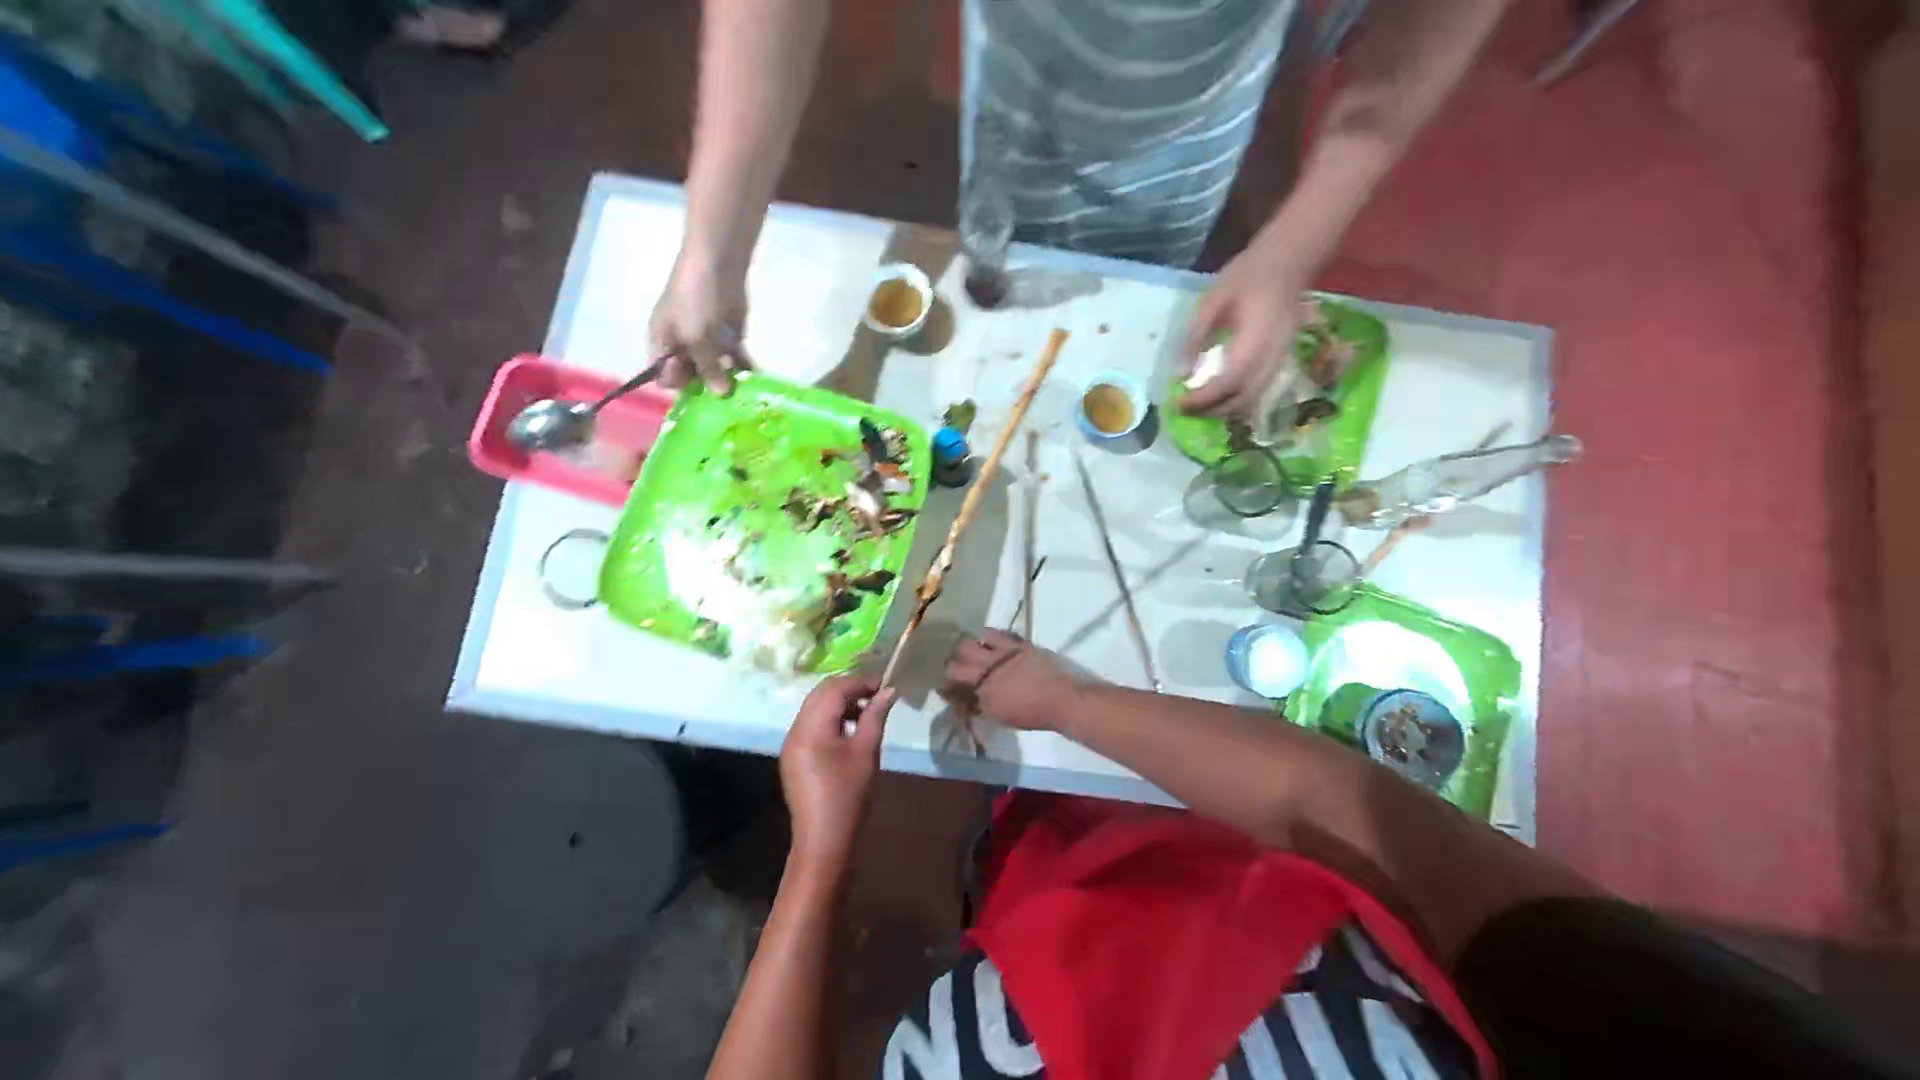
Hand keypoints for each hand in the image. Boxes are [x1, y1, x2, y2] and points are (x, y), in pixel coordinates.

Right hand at [649, 253, 750, 393]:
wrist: (718, 265)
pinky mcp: (730, 338)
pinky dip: (743, 370)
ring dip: (728, 383)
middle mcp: (683, 347)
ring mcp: (707, 343)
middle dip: (707, 390)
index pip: (665, 377)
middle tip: (726, 400)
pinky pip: (735, 361)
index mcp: (662, 344)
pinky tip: (755, 383)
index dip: (679, 387)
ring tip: (744, 396)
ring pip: (716, 371)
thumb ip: (706, 368)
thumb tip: (720, 393)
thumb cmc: (694, 300)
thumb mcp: (695, 337)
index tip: (696, 392)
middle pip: (693, 378)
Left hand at [780, 676, 896, 868]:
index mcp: (811, 728)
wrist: (823, 841)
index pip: (834, 689)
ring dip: (839, 703)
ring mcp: (791, 743)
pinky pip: (810, 724)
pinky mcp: (793, 755)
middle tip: (877, 696)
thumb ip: (875, 716)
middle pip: (820, 693)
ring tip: (866, 714)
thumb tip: (889, 691)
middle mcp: (795, 730)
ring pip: (814, 707)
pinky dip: (830, 718)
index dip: (860, 682)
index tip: (885, 686)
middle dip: (849, 689)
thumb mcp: (867, 753)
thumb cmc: (849, 797)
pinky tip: (849, 732)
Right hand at [943, 630, 1079, 732]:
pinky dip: (988, 636)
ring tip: (973, 648)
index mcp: (982, 690)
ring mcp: (1003, 653)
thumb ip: (982, 705)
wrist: (1062, 700)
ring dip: (969, 643)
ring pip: (973, 639)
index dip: (946, 680)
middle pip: (958, 655)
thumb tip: (969, 699)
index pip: (953, 680)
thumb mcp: (1000, 716)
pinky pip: (997, 633)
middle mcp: (988, 668)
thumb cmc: (1033, 714)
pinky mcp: (1018, 643)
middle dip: (953, 659)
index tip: (947, 683)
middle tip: (958, 664)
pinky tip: (989, 640)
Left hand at [1178, 241, 1318, 421]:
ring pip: (1254, 400)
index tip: (1179, 403)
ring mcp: (1281, 360)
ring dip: (1225, 411)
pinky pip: (1260, 391)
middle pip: (1243, 400)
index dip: (1203, 399)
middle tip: (1185, 409)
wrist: (1289, 261)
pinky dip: (1237, 401)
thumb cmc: (1248, 276)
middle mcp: (1273, 356)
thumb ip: (1195, 336)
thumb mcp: (1212, 300)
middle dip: (1212, 411)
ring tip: (1198, 407)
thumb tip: (1180, 372)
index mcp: (1256, 340)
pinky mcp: (1281, 360)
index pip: (1228, 383)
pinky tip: (1218, 397)